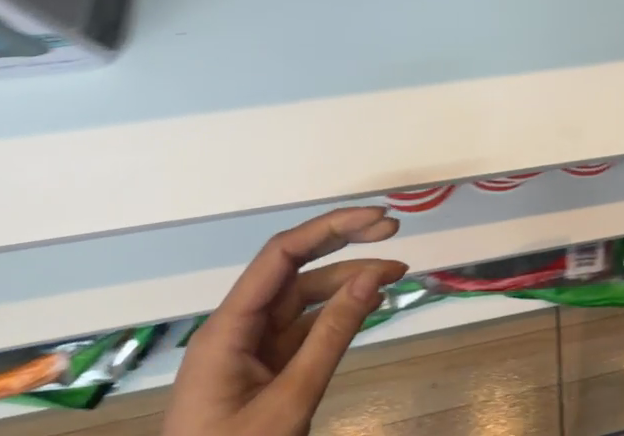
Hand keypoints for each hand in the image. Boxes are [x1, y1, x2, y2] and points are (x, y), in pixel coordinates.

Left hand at [163, 208, 408, 435]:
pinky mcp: (263, 369)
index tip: (379, 220)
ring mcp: (250, 349)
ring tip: (396, 275)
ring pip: (304, 296)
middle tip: (394, 229)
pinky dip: (339, 311)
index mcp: (227, 329)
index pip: (281, 255)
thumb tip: (372, 277)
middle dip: (343, 243)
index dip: (331, 228)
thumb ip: (331, 337)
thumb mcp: (288, 403)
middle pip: (293, 268)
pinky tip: (370, 302)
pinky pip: (305, 326)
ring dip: (349, 280)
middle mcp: (236, 328)